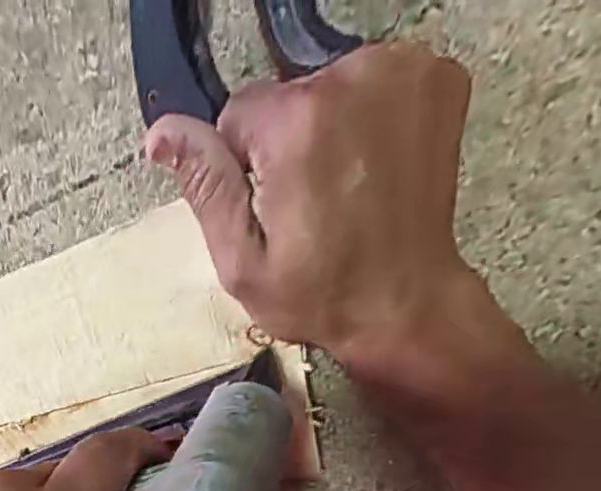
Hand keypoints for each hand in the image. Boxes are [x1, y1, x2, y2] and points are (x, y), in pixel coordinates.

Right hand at [144, 42, 475, 367]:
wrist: (404, 305)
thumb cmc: (327, 296)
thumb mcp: (244, 263)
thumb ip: (206, 188)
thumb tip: (163, 134)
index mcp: (296, 125)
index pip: (240, 114)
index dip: (247, 166)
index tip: (277, 206)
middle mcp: (352, 83)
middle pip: (288, 97)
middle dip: (291, 146)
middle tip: (314, 207)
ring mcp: (402, 76)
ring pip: (331, 89)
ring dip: (332, 132)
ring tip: (347, 194)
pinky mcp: (437, 82)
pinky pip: (377, 85)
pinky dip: (372, 121)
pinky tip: (375, 171)